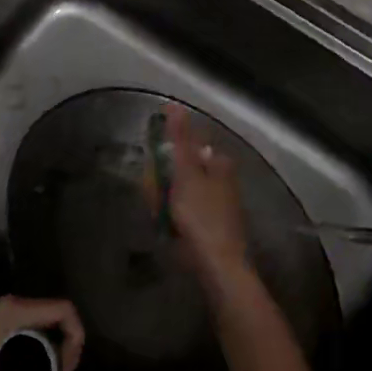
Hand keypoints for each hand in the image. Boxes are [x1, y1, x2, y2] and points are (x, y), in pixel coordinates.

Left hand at [0, 296, 83, 370]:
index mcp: (10, 321)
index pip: (63, 309)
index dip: (74, 341)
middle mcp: (7, 314)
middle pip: (57, 319)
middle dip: (65, 353)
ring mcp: (4, 325)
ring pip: (49, 331)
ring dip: (55, 361)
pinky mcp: (4, 339)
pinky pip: (38, 340)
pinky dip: (45, 363)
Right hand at [160, 102, 251, 281]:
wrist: (217, 265)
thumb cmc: (201, 216)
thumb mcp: (186, 172)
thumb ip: (178, 139)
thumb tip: (174, 105)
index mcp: (218, 164)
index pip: (183, 145)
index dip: (164, 153)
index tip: (153, 165)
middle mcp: (218, 180)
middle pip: (177, 167)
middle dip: (161, 179)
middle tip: (156, 194)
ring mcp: (211, 203)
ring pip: (174, 189)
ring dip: (161, 198)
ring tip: (160, 213)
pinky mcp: (203, 223)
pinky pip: (177, 208)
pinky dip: (168, 213)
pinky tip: (164, 223)